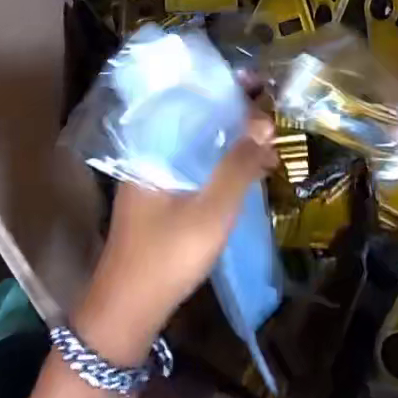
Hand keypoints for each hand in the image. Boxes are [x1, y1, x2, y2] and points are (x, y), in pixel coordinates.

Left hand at [74, 117, 277, 363]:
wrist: (127, 311)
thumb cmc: (168, 255)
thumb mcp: (212, 211)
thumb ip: (237, 167)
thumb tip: (264, 123)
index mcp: (151, 147)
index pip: (189, 102)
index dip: (225, 93)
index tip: (259, 85)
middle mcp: (147, 154)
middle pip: (193, 124)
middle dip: (231, 119)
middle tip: (270, 119)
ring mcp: (151, 178)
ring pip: (194, 148)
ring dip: (227, 144)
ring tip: (266, 143)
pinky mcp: (158, 200)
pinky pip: (192, 168)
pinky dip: (217, 166)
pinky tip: (243, 171)